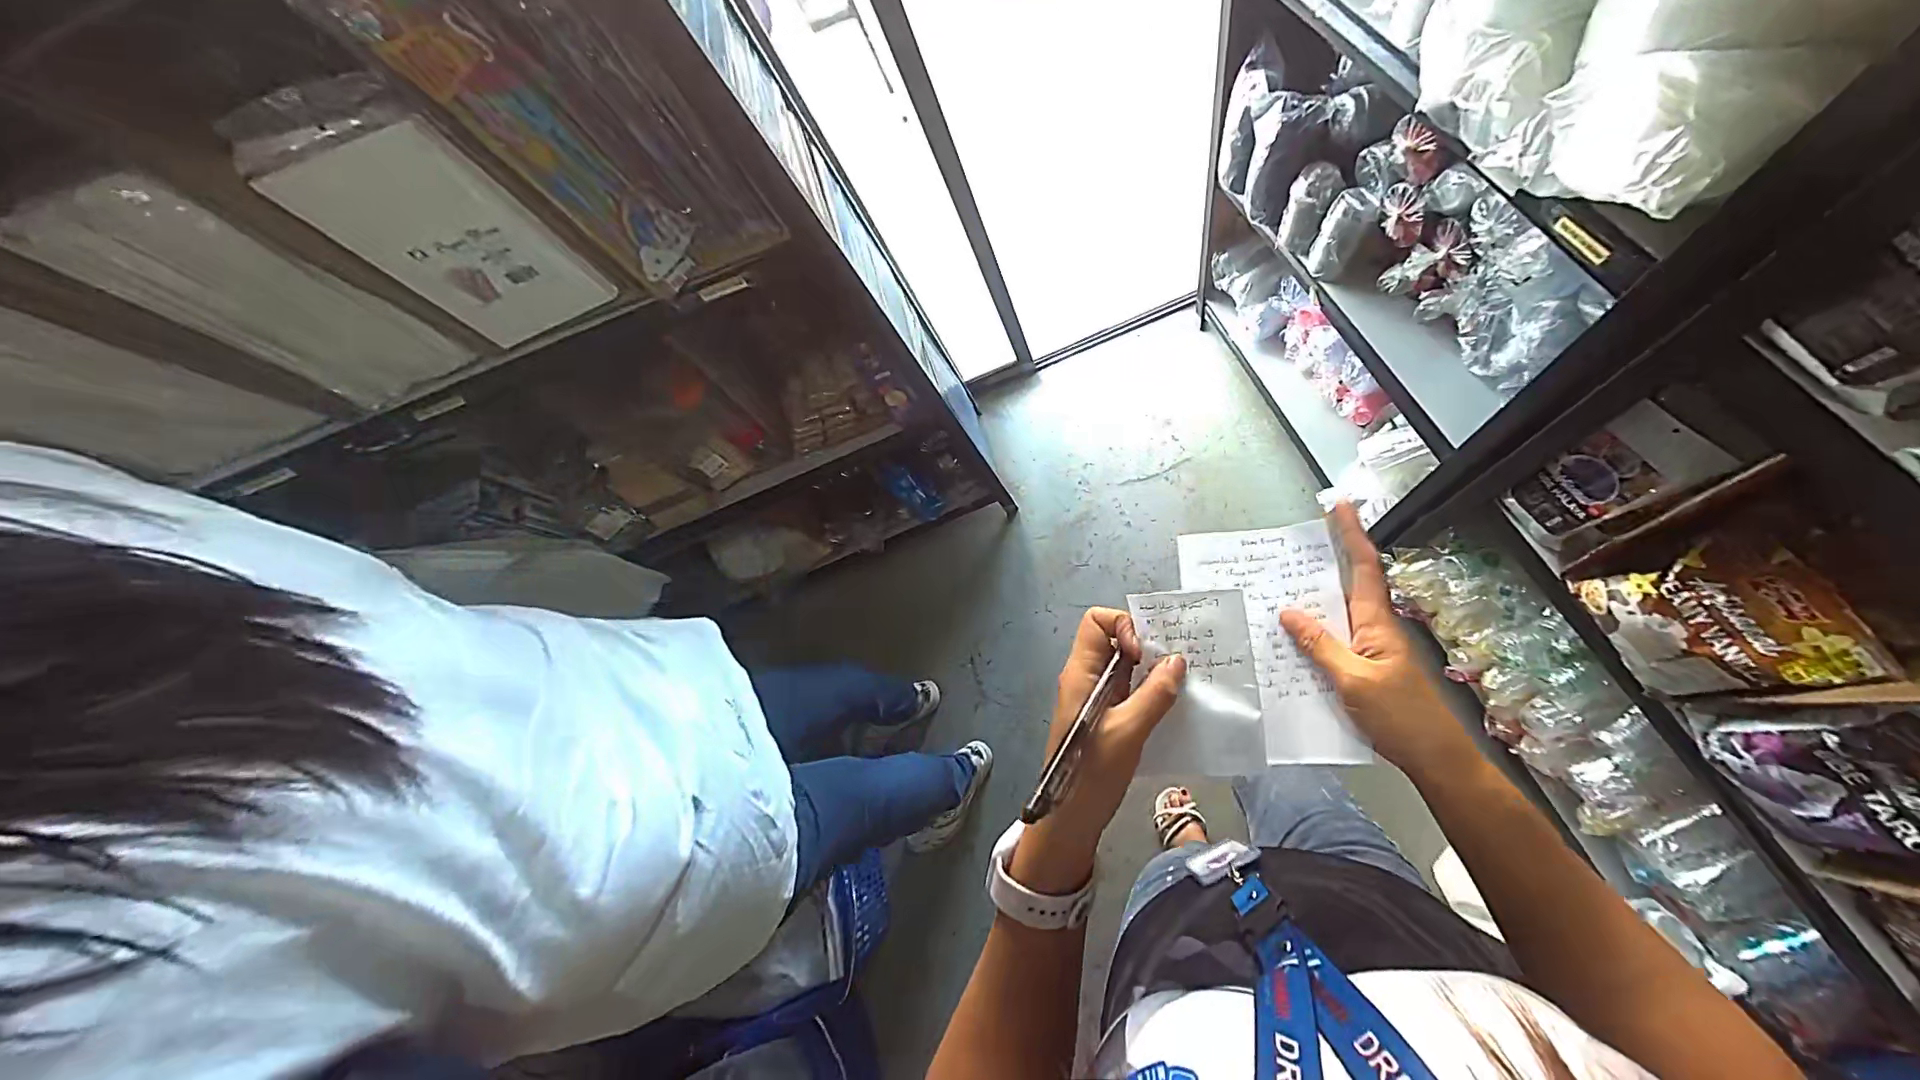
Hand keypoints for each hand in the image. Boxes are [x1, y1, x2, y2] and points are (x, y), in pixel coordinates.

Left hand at [1009, 607, 1185, 894]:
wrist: (1070, 818)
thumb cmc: (1092, 772)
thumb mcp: (1128, 731)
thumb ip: (1154, 694)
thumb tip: (1177, 661)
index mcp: (1080, 673)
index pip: (1096, 622)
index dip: (1123, 626)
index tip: (1145, 653)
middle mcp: (1085, 678)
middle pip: (1113, 640)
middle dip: (1147, 645)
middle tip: (1179, 662)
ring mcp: (1095, 698)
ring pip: (1124, 666)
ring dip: (1152, 669)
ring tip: (1183, 681)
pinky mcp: (1105, 717)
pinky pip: (1129, 689)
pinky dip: (1150, 689)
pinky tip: (1173, 703)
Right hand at [1278, 503, 1477, 777]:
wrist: (1433, 759)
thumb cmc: (1400, 717)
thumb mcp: (1353, 680)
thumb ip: (1319, 645)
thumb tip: (1288, 611)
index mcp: (1376, 625)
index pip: (1365, 570)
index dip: (1352, 536)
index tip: (1340, 507)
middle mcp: (1372, 631)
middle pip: (1347, 586)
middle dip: (1324, 561)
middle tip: (1289, 548)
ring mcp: (1367, 651)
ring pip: (1334, 616)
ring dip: (1310, 600)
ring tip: (1275, 588)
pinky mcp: (1361, 670)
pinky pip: (1330, 642)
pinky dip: (1308, 633)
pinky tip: (1286, 639)